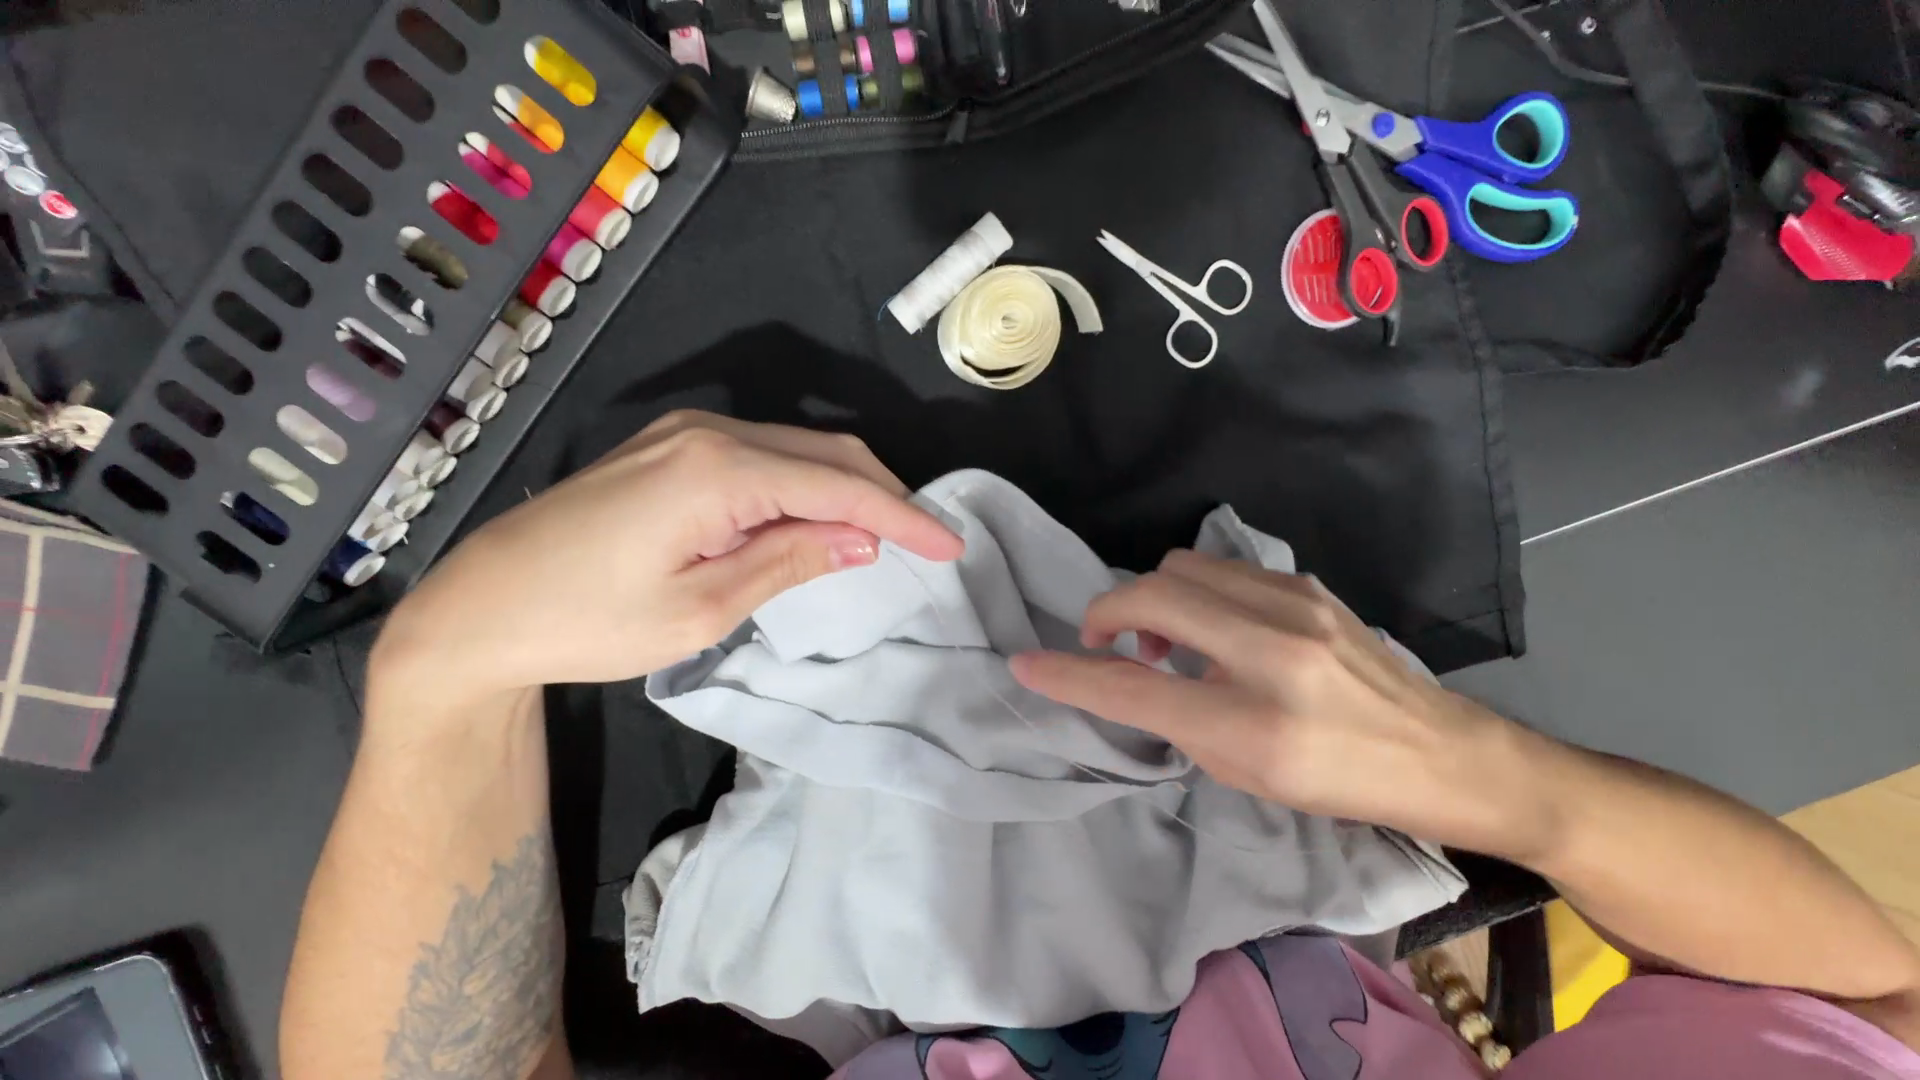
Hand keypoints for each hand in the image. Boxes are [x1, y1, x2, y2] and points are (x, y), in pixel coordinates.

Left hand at [374, 411, 962, 704]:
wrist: (481, 608)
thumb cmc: (589, 622)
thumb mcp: (701, 608)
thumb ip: (789, 560)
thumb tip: (863, 539)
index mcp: (718, 470)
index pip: (837, 486)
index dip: (902, 516)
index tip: (951, 545)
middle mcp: (707, 433)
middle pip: (825, 452)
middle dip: (884, 494)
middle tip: (926, 541)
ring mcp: (685, 435)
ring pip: (796, 448)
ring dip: (846, 488)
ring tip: (884, 536)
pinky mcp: (670, 449)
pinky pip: (762, 456)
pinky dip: (804, 485)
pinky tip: (817, 519)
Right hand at [1010, 550, 1545, 855]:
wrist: (1443, 755)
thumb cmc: (1337, 782)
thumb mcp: (1245, 770)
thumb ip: (1177, 719)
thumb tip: (1124, 674)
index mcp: (1255, 722)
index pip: (1134, 689)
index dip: (1069, 675)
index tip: (1026, 664)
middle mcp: (1273, 651)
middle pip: (1152, 596)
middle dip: (1108, 614)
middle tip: (1108, 645)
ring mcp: (1297, 606)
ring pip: (1182, 568)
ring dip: (1152, 599)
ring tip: (1165, 641)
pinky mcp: (1309, 586)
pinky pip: (1222, 569)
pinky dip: (1194, 593)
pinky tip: (1214, 629)